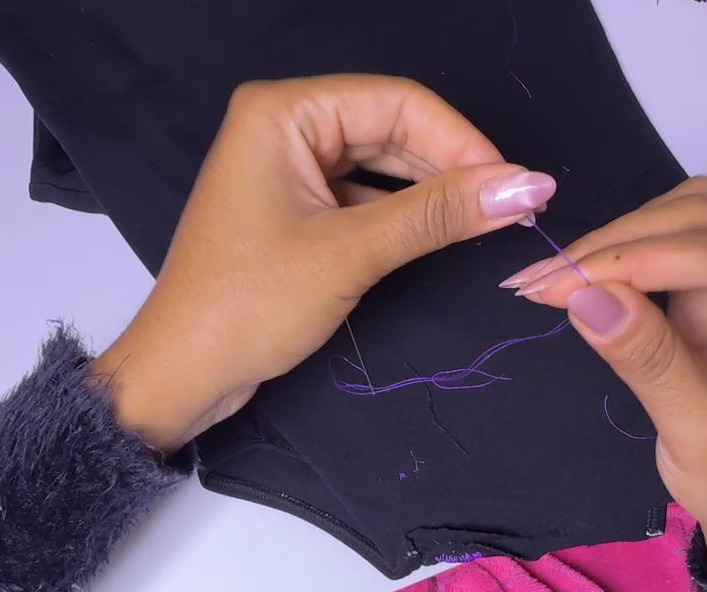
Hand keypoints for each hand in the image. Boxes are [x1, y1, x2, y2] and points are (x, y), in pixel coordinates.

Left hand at [91, 76, 555, 451]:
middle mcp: (279, 131)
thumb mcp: (348, 254)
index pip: (397, 102)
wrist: (183, 373)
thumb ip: (435, 215)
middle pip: (387, 131)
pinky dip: (392, 221)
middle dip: (447, 169)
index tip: (514, 184)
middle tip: (508, 207)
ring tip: (480, 223)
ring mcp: (281, 176)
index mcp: (282, 113)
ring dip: (424, 197)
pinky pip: (354, 204)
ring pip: (373, 170)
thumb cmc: (246, 307)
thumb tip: (523, 186)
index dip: (462, 141)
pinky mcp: (286, 218)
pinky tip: (429, 238)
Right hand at [508, 178, 706, 591]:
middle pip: (703, 221)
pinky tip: (577, 285)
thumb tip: (582, 297)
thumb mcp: (700, 436)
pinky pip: (672, 256)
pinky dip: (620, 266)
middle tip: (537, 284)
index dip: (629, 261)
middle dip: (615, 247)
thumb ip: (649, 360)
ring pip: (685, 225)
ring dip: (613, 248)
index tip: (551, 284)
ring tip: (549, 284)